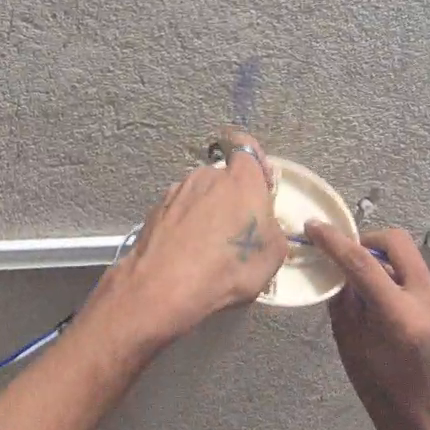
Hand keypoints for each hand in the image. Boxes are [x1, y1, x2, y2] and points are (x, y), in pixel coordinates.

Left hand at [78, 128, 286, 354]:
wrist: (166, 283)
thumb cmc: (229, 266)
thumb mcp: (273, 254)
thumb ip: (271, 227)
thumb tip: (263, 222)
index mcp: (241, 179)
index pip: (246, 146)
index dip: (254, 161)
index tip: (259, 184)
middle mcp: (207, 175)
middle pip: (223, 176)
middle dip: (230, 196)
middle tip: (235, 228)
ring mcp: (178, 189)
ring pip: (199, 193)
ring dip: (206, 210)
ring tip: (208, 245)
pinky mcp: (157, 207)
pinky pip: (179, 209)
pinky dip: (185, 223)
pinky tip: (186, 249)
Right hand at [305, 223, 429, 429]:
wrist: (426, 417)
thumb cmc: (379, 385)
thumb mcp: (348, 338)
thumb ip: (343, 294)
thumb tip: (335, 262)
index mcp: (401, 316)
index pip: (362, 261)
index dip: (334, 240)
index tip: (313, 226)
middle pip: (396, 242)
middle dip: (368, 239)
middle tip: (349, 254)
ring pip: (407, 257)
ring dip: (383, 262)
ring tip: (368, 287)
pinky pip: (417, 275)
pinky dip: (397, 278)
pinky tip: (388, 301)